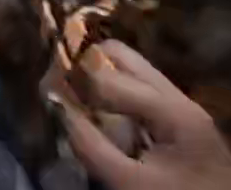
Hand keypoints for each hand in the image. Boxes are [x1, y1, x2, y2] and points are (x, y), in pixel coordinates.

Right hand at [62, 41, 230, 189]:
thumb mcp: (132, 186)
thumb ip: (92, 146)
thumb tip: (56, 107)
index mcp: (171, 109)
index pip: (106, 78)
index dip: (72, 81)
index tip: (46, 87)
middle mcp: (178, 96)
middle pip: (120, 54)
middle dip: (86, 63)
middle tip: (63, 82)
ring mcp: (183, 105)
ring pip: (131, 66)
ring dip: (101, 72)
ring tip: (80, 93)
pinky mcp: (184, 120)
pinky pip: (141, 86)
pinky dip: (117, 88)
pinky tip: (104, 110)